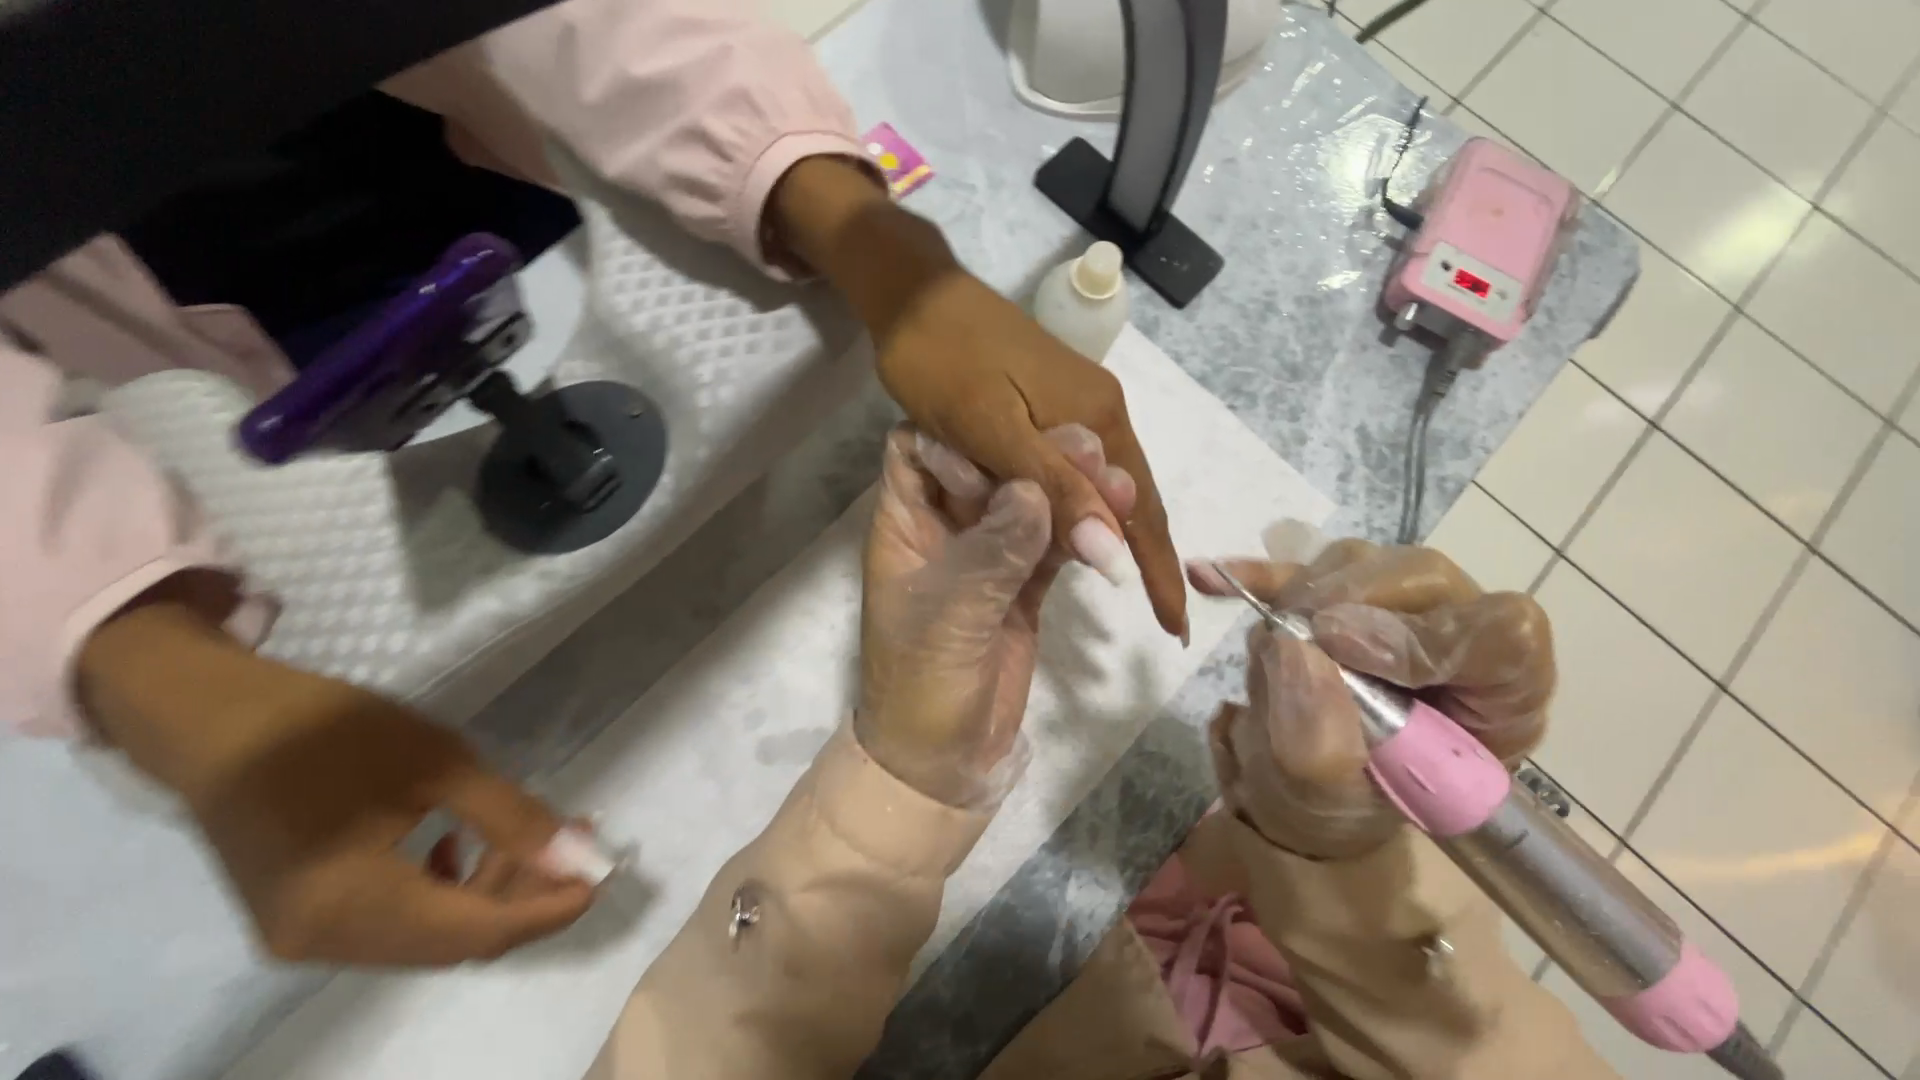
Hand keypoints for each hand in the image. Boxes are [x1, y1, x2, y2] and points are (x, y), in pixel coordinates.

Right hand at [80, 600, 595, 964]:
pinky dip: (445, 891)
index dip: (547, 910)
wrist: (218, 722)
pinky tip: (464, 847)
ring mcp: (303, 938)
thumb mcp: (439, 765)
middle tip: (571, 842)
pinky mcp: (299, 918)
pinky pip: (393, 924)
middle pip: (455, 941)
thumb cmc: (334, 732)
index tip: (600, 876)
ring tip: (528, 837)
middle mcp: (322, 943)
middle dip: (524, 897)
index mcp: (351, 907)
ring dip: (489, 892)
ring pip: (427, 936)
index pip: (477, 932)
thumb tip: (578, 856)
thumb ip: (512, 817)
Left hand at [768, 156, 1186, 642]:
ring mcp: (1070, 414)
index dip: (1156, 568)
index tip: (1176, 627)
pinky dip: (1075, 513)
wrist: (911, 294)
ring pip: (1096, 490)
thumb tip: (1112, 551)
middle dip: (1146, 560)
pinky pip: (1068, 477)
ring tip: (1134, 596)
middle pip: (1127, 500)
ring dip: (1111, 540)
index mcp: (1095, 418)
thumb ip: (1052, 488)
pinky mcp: (1044, 417)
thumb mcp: (992, 429)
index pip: (1139, 508)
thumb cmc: (942, 362)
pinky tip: (1081, 542)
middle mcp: (1097, 415)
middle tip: (1166, 623)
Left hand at [857, 423, 1134, 805]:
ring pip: (1028, 506)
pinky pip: (1053, 546)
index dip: (960, 437)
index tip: (1009, 436)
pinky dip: (1081, 535)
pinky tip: (1115, 517)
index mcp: (904, 523)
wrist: (942, 760)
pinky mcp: (1023, 584)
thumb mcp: (949, 613)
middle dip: (1032, 457)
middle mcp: (944, 527)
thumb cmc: (921, 683)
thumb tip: (1037, 489)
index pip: (920, 450)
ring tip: (1114, 479)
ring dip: (1068, 494)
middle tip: (1087, 446)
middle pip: (987, 471)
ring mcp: (988, 554)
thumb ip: (993, 551)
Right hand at [1189, 541, 1555, 858]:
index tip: (1343, 649)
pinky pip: (1300, 564)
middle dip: (1349, 602)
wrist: (1303, 792)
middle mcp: (1458, 634)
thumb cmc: (1337, 808)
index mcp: (1498, 698)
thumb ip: (1321, 736)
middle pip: (1425, 577)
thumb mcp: (1333, 799)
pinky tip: (1209, 577)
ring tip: (1269, 647)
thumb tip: (1296, 645)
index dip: (1424, 634)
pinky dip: (1255, 574)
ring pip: (1362, 560)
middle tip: (1293, 637)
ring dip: (1302, 594)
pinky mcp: (1338, 591)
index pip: (1504, 634)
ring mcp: (1395, 604)